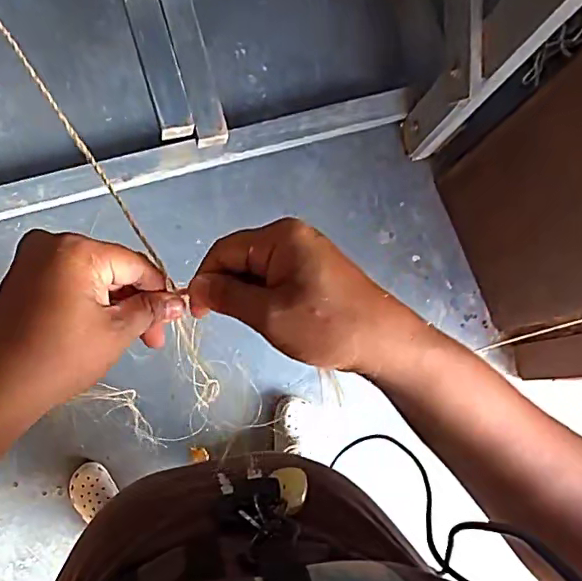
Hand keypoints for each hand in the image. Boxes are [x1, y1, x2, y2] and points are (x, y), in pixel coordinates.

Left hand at [0, 231, 183, 418]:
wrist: (0, 386)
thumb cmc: (57, 359)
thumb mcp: (116, 333)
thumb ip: (150, 310)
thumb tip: (175, 302)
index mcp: (77, 250)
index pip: (136, 264)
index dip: (159, 292)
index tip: (169, 320)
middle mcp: (51, 244)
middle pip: (113, 267)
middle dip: (135, 301)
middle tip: (149, 337)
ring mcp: (32, 260)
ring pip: (92, 276)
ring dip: (113, 304)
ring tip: (123, 338)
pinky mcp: (22, 279)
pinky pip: (68, 282)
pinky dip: (88, 303)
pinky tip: (96, 330)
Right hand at [187, 218, 428, 376]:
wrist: (383, 342)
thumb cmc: (327, 327)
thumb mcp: (269, 315)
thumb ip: (228, 297)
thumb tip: (198, 287)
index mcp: (281, 237)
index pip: (224, 250)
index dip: (205, 280)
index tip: (199, 313)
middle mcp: (293, 238)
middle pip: (240, 259)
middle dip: (228, 289)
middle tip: (227, 323)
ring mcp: (307, 255)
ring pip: (258, 273)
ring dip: (248, 298)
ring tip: (258, 324)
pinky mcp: (316, 274)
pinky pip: (277, 281)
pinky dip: (267, 300)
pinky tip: (275, 321)